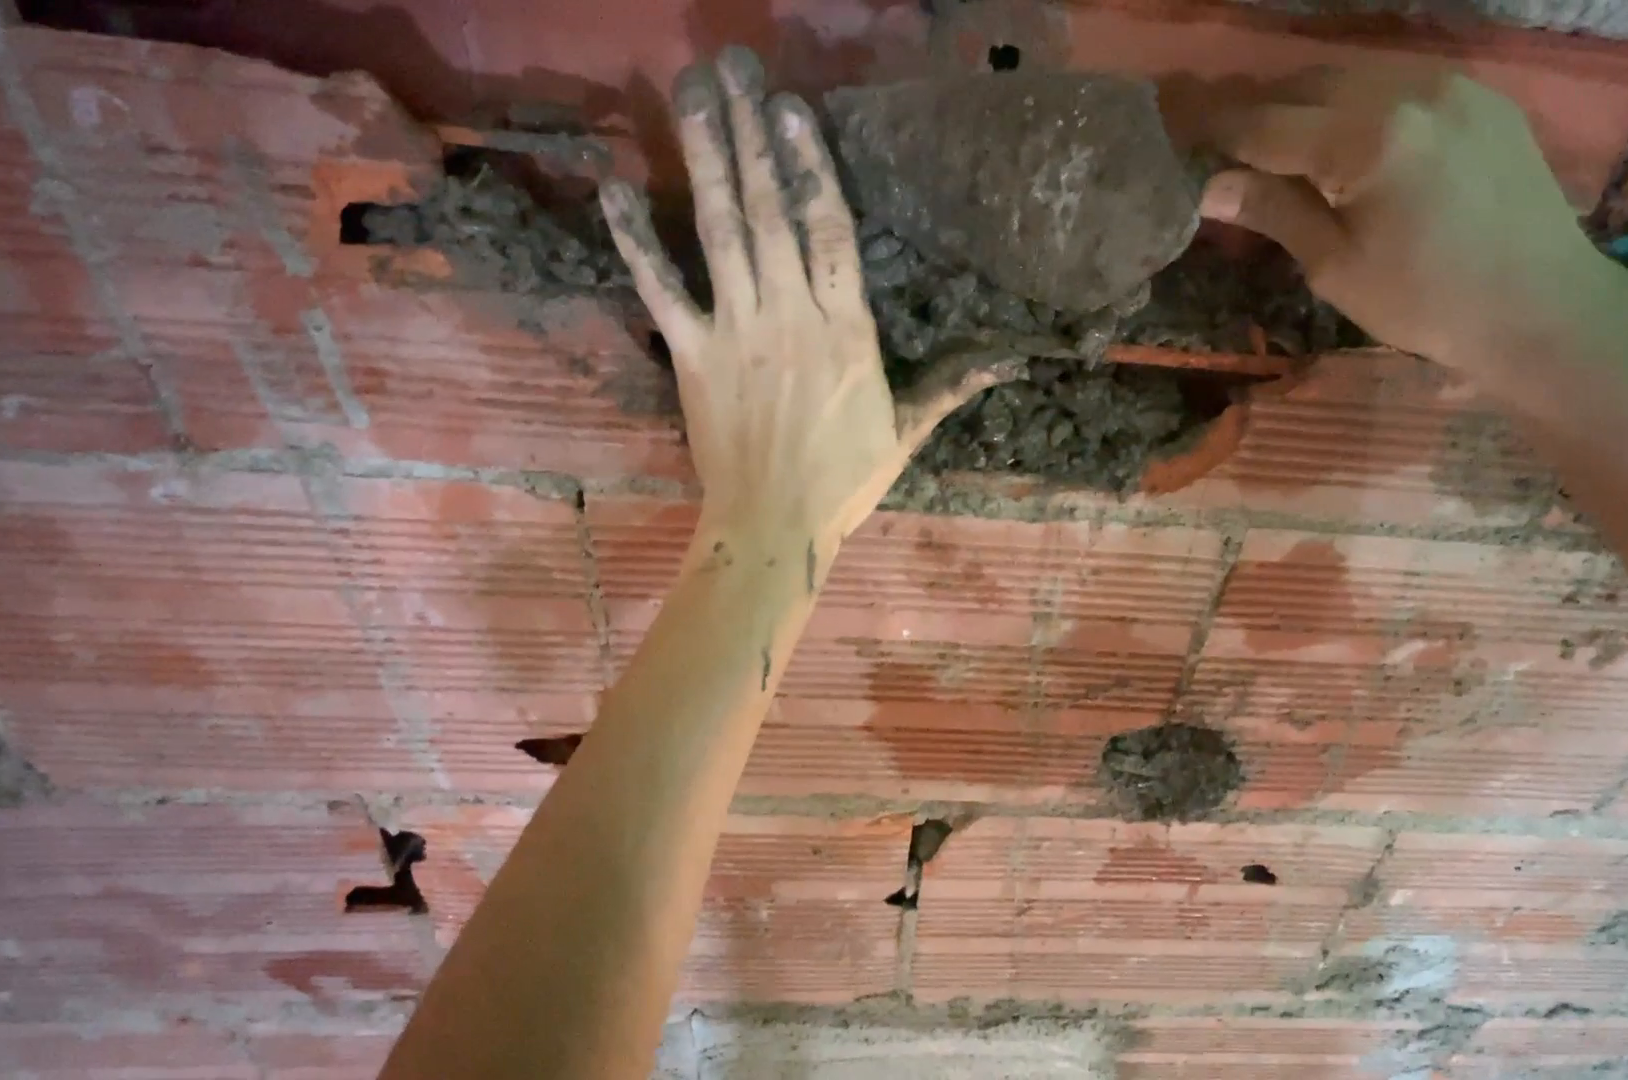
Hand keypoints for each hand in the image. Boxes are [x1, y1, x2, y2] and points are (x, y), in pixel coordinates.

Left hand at [599, 48, 1013, 546]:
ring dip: (705, 158)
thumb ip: (951, 384)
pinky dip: (636, 240)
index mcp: (846, 331)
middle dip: (752, 135)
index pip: (830, 231)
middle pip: (770, 212)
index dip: (812, 165)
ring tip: (691, 94)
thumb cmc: (844, 481)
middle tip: (732, 67)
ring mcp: (735, 329)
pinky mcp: (691, 353)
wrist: (772, 525)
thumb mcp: (906, 431)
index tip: (793, 108)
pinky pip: (659, 288)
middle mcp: (788, 314)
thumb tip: (1011, 360)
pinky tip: (615, 187)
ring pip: (719, 231)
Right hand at [1200, 67, 1621, 376]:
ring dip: (1302, 104)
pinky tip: (1337, 138)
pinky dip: (1352, 104)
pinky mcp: (1479, 96)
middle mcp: (1410, 90)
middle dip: (1255, 111)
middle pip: (1306, 85)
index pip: (1267, 124)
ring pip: (1351, 78)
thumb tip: (1207, 186)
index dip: (1216, 132)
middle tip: (1216, 142)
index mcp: (1367, 138)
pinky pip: (1396, 84)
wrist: (1540, 306)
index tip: (1176, 135)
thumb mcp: (1334, 265)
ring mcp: (1452, 85)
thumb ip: (1273, 211)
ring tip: (1270, 141)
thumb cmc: (1425, 301)